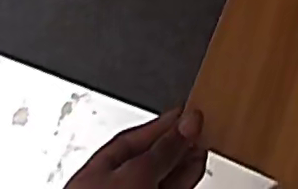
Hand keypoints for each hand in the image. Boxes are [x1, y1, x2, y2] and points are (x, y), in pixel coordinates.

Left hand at [63, 108, 206, 188]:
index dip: (161, 125)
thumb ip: (164, 149)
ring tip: (202, 149)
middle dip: (176, 146)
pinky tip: (194, 175)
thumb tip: (187, 123)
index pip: (131, 141)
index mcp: (95, 176)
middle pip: (148, 162)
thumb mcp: (136, 175)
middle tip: (199, 130)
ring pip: (160, 183)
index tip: (186, 114)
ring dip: (183, 165)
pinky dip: (182, 185)